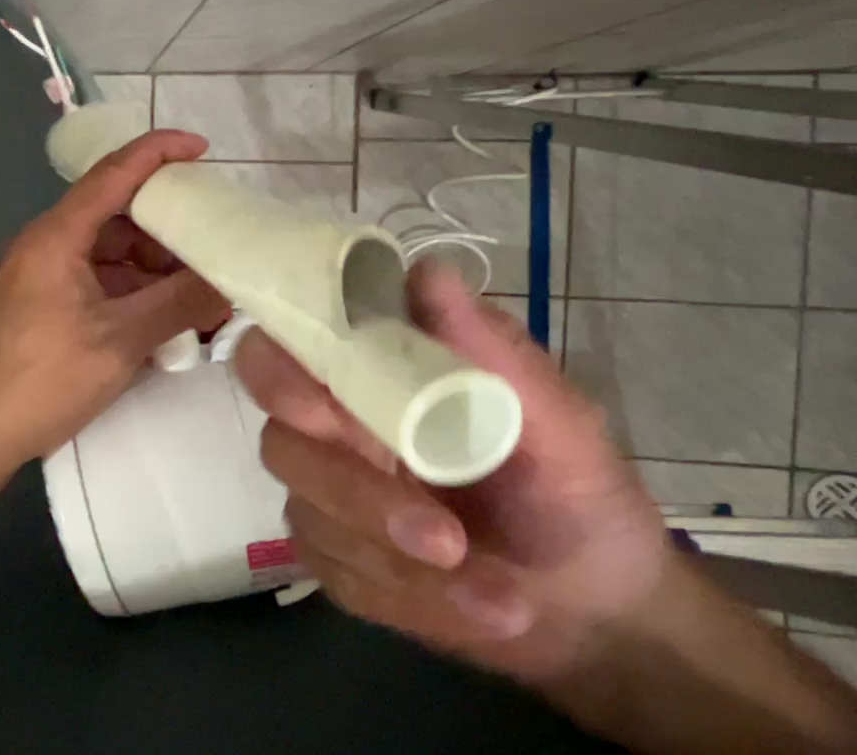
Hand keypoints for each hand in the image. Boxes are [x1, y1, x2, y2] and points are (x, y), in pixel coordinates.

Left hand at [0, 130, 231, 476]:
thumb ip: (180, 303)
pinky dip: (131, 291)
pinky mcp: (40, 304)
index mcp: (54, 237)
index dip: (157, 153)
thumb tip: (232, 282)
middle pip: (113, 216)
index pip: (111, 175)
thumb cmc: (44, 380)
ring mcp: (39, 276)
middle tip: (215, 246)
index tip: (202, 147)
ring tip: (201, 293)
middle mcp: (43, 245)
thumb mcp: (121, 341)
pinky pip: (94, 281)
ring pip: (107, 252)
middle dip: (166, 229)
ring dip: (152, 267)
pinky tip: (166, 317)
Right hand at [235, 260, 673, 684]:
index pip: (277, 354)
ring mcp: (321, 499)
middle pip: (281, 442)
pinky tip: (484, 611)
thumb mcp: (558, 423)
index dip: (278, 374)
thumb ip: (489, 352)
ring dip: (403, 558)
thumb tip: (427, 271)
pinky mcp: (333, 562)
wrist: (604, 610)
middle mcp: (326, 431)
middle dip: (354, 490)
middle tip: (440, 535)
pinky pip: (340, 578)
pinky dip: (416, 601)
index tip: (325, 409)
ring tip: (506, 597)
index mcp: (365, 381)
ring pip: (310, 516)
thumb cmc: (577, 495)